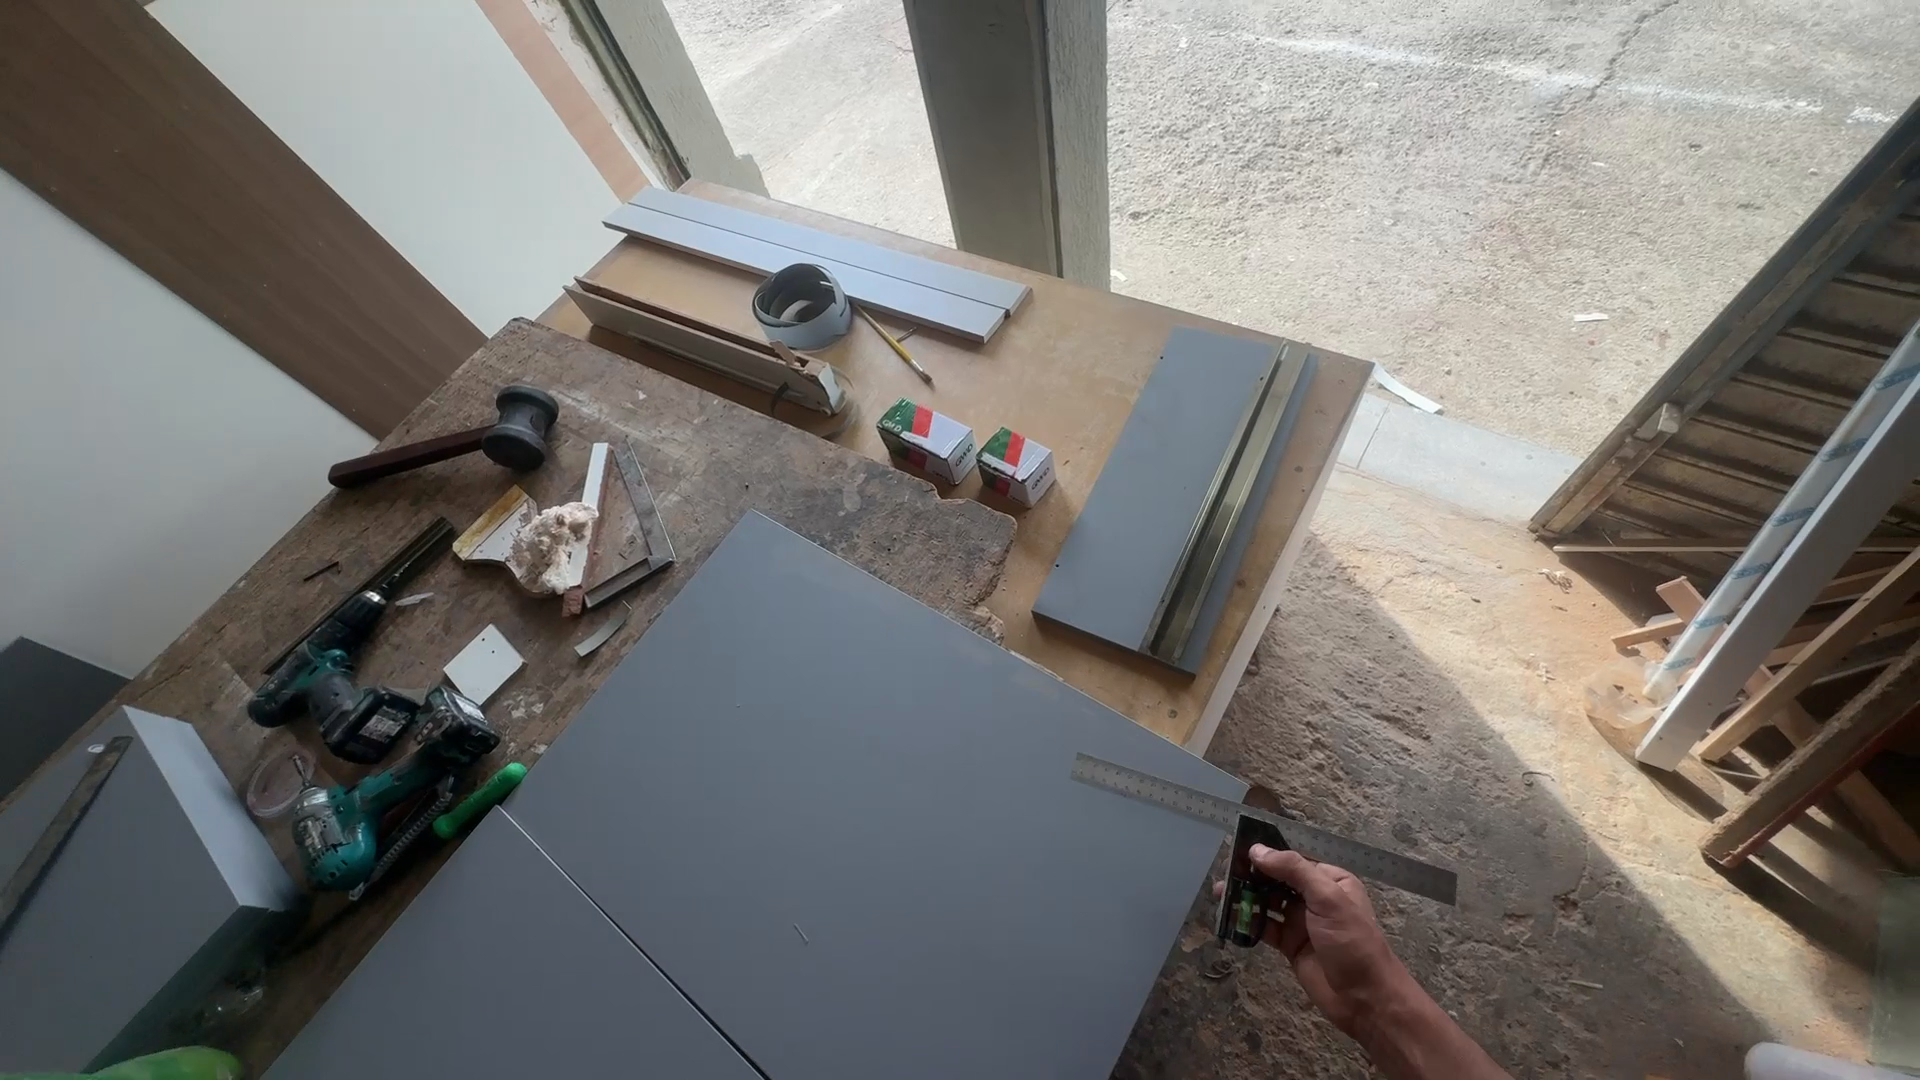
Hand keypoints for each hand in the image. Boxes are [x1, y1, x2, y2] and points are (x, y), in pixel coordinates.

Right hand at [1217, 845, 1410, 1036]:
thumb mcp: (1328, 899)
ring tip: (1220, 892)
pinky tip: (1229, 915)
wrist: (1366, 1001)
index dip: (1267, 854)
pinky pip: (1264, 926)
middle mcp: (1313, 897)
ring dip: (1245, 896)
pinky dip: (1247, 920)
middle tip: (1225, 872)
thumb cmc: (1353, 943)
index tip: (1238, 849)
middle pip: (1276, 879)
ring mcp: (1300, 921)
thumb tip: (1257, 850)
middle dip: (1250, 875)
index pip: (1292, 860)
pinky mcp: (1289, 943)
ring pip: (1266, 901)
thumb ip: (1293, 870)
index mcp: (1329, 880)